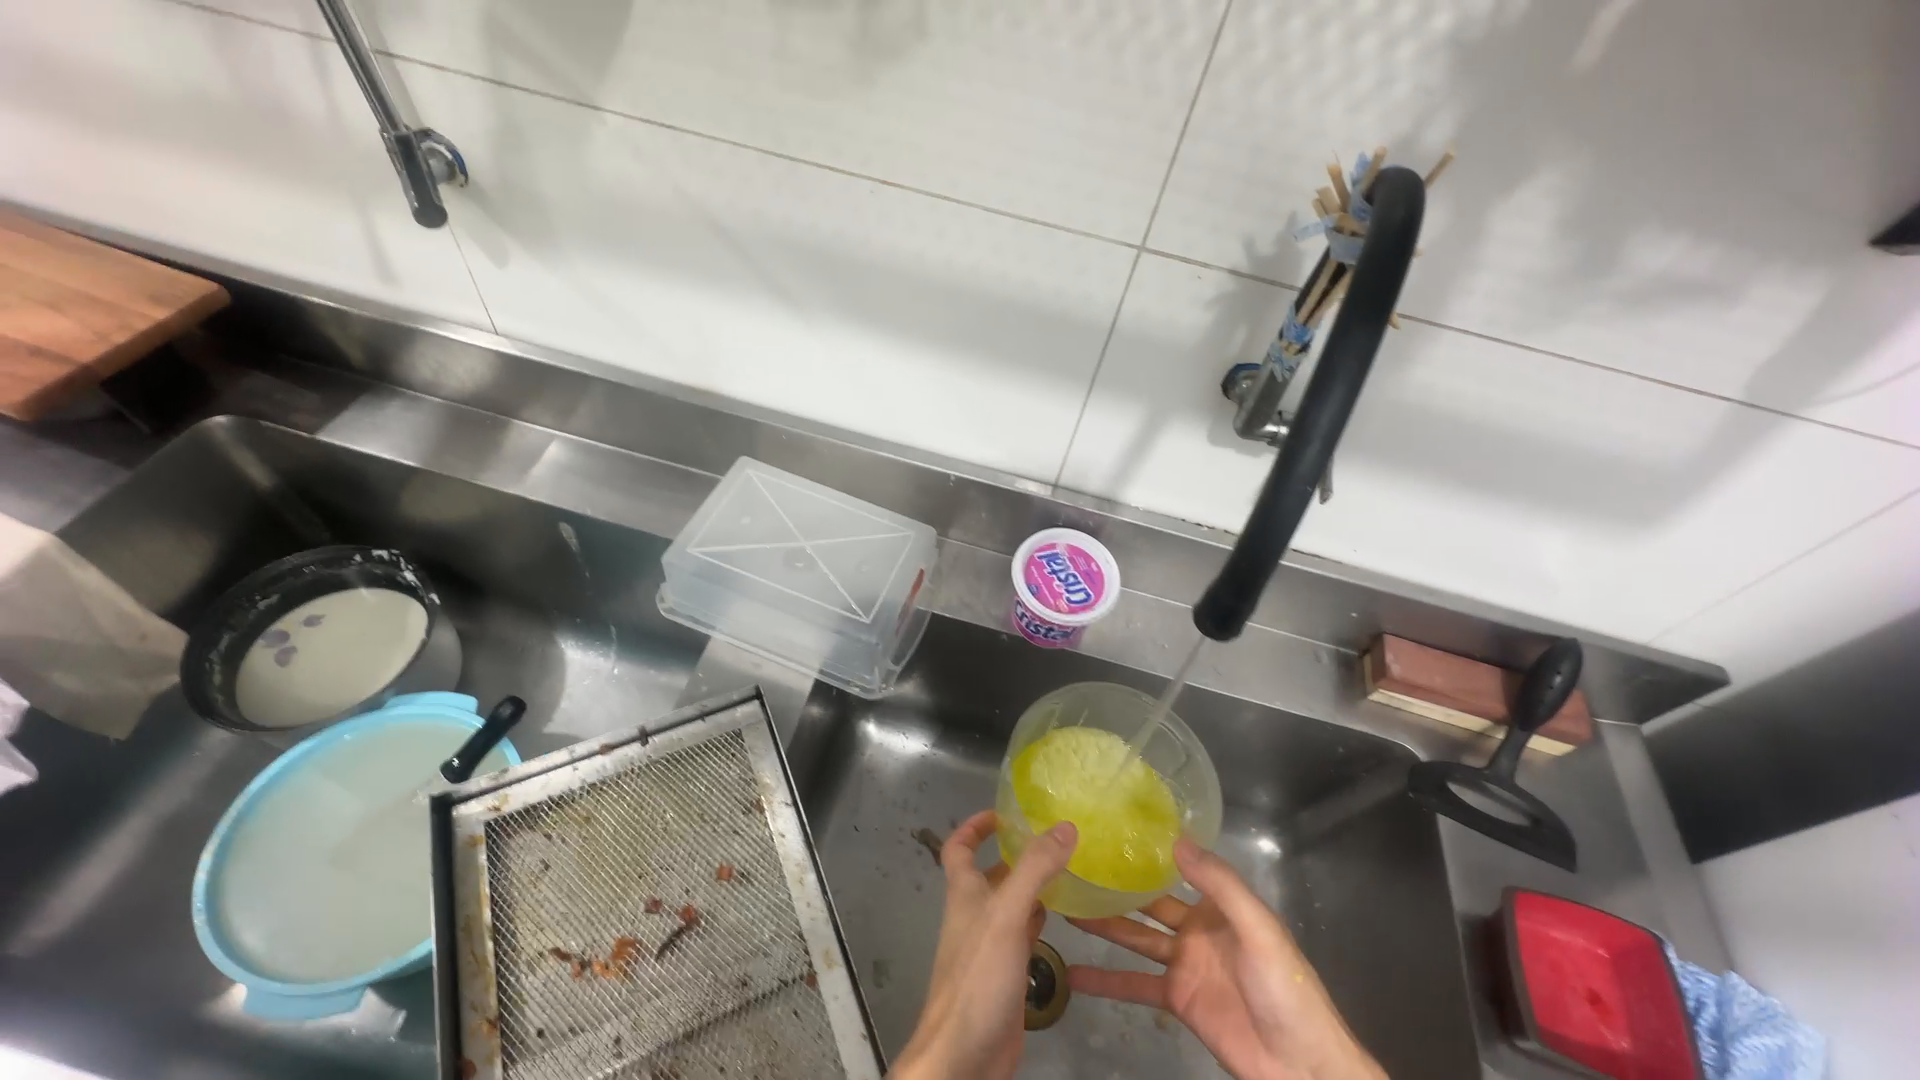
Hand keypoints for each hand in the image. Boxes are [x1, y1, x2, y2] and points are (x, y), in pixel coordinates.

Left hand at [889, 810, 1077, 1079]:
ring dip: (1033, 886)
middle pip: (991, 874)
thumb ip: (1034, 870)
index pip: (958, 848)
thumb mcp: (1007, 915)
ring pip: (1010, 904)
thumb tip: (1065, 826)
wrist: (965, 1052)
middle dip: (1017, 855)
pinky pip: (1023, 935)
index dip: (975, 826)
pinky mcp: (1005, 973)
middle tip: (1055, 839)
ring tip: (1069, 870)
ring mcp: (989, 945)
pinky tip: (1062, 917)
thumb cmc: (978, 976)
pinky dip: (1040, 920)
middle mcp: (974, 914)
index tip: (1004, 813)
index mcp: (964, 894)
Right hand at [1067, 839, 1383, 1079]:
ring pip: (1136, 938)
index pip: (1179, 870)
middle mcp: (1197, 929)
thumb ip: (1220, 886)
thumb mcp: (1259, 929)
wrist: (1299, 1062)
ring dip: (1104, 926)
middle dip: (1118, 887)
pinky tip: (1073, 975)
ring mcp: (1185, 965)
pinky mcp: (1176, 1000)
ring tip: (1066, 909)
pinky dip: (1105, 981)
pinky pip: (1135, 985)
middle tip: (1077, 868)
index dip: (1149, 854)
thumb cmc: (1285, 987)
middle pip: (1149, 903)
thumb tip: (1177, 842)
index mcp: (1219, 906)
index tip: (1113, 834)